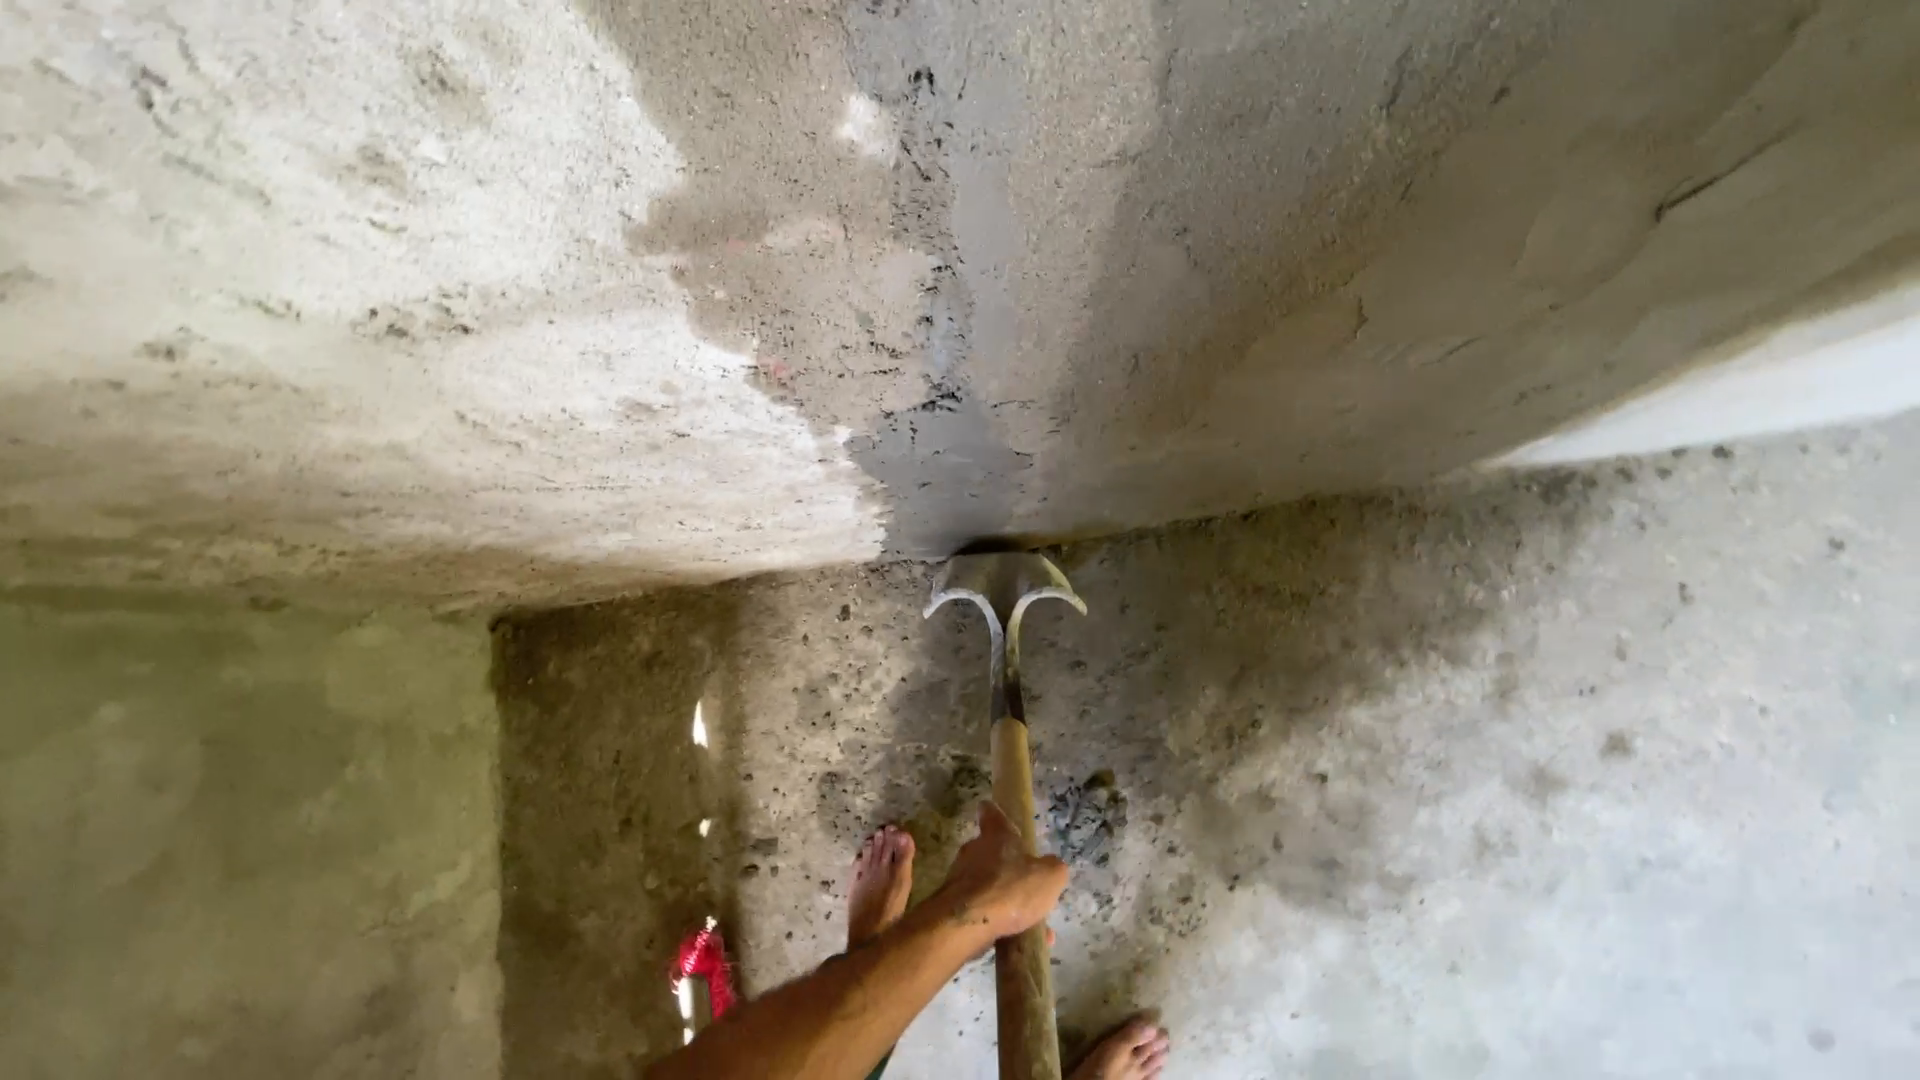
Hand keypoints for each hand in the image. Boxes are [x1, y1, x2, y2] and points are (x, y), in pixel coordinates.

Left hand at [931, 801, 1068, 945]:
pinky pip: (984, 911)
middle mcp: (974, 851)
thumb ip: (1054, 868)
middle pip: (993, 854)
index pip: (992, 814)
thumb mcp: (1050, 876)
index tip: (993, 811)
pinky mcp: (954, 906)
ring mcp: (961, 879)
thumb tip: (1051, 867)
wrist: (967, 924)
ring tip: (1035, 927)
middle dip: (1012, 870)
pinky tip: (1021, 943)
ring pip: (990, 886)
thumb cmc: (1011, 889)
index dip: (995, 813)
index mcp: (996, 835)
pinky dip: (1000, 923)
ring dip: (1010, 903)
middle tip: (1032, 888)